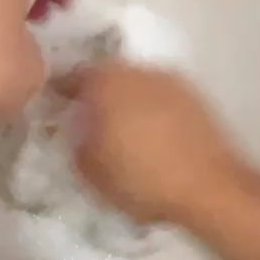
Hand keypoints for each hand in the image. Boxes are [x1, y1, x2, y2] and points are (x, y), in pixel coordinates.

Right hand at [57, 61, 252, 227]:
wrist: (208, 187)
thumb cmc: (141, 180)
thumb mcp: (91, 172)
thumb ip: (75, 143)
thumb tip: (73, 128)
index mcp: (108, 86)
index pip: (73, 75)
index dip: (59, 89)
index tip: (51, 103)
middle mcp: (139, 72)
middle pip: (107, 73)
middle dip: (93, 91)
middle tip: (83, 114)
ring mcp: (170, 80)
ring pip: (134, 81)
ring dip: (122, 98)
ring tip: (115, 125)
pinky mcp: (193, 96)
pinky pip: (157, 94)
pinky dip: (145, 106)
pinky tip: (144, 131)